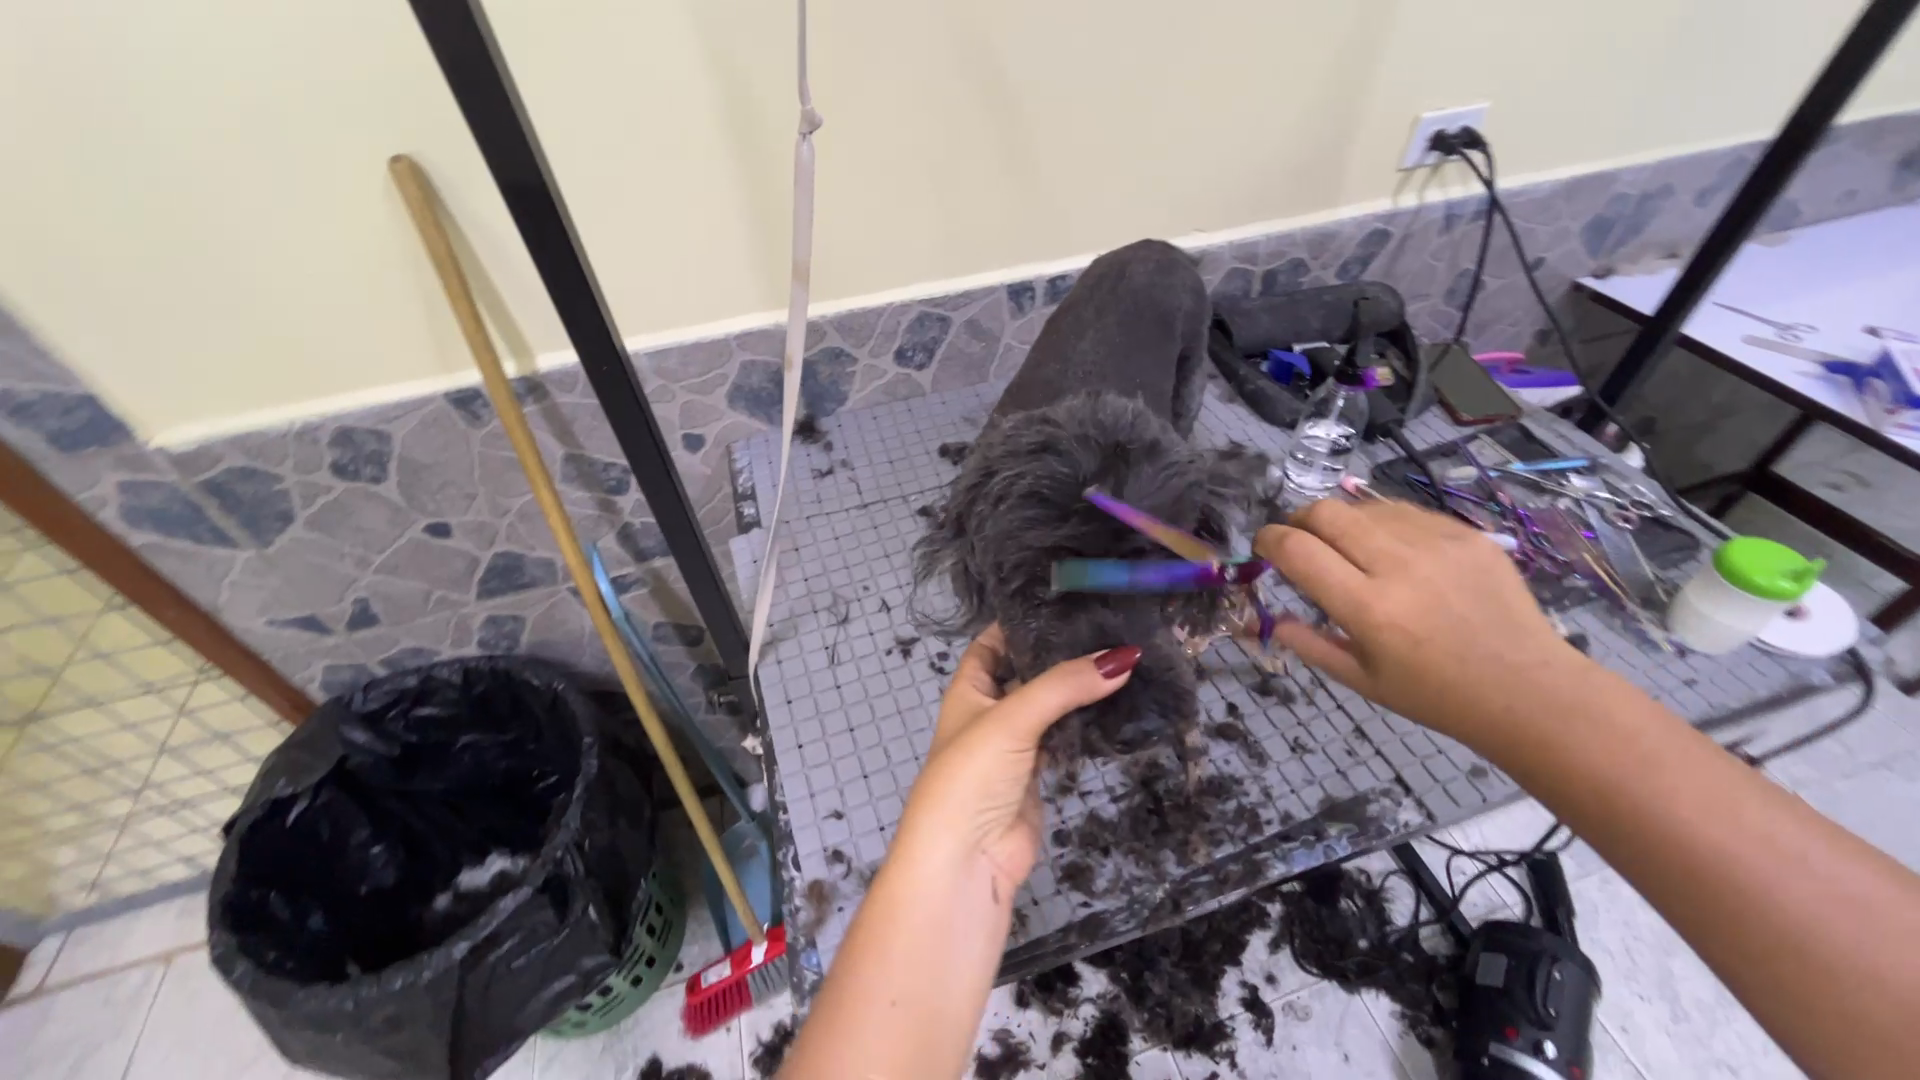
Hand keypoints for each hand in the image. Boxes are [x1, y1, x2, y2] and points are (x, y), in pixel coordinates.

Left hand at [894, 625, 1137, 901]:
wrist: (966, 861)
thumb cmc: (972, 775)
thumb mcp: (1013, 718)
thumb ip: (1065, 686)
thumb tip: (1125, 656)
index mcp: (969, 688)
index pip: (995, 641)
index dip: (1024, 620)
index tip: (1070, 601)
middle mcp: (991, 710)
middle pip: (1029, 671)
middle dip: (1064, 654)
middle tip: (1114, 625)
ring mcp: (1016, 744)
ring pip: (1052, 706)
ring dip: (1081, 690)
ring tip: (1128, 657)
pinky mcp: (1039, 774)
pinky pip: (1066, 737)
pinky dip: (1087, 724)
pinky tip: (1120, 705)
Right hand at [1258, 498, 1590, 744]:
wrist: (1528, 688)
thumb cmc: (1435, 695)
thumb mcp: (1361, 681)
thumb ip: (1309, 644)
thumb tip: (1268, 618)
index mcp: (1369, 609)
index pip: (1297, 550)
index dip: (1269, 540)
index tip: (1263, 546)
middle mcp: (1400, 566)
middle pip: (1326, 512)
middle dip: (1299, 520)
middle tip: (1299, 539)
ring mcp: (1438, 544)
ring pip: (1365, 506)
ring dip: (1342, 521)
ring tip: (1346, 547)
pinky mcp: (1468, 534)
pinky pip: (1406, 512)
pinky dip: (1383, 524)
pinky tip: (1390, 550)